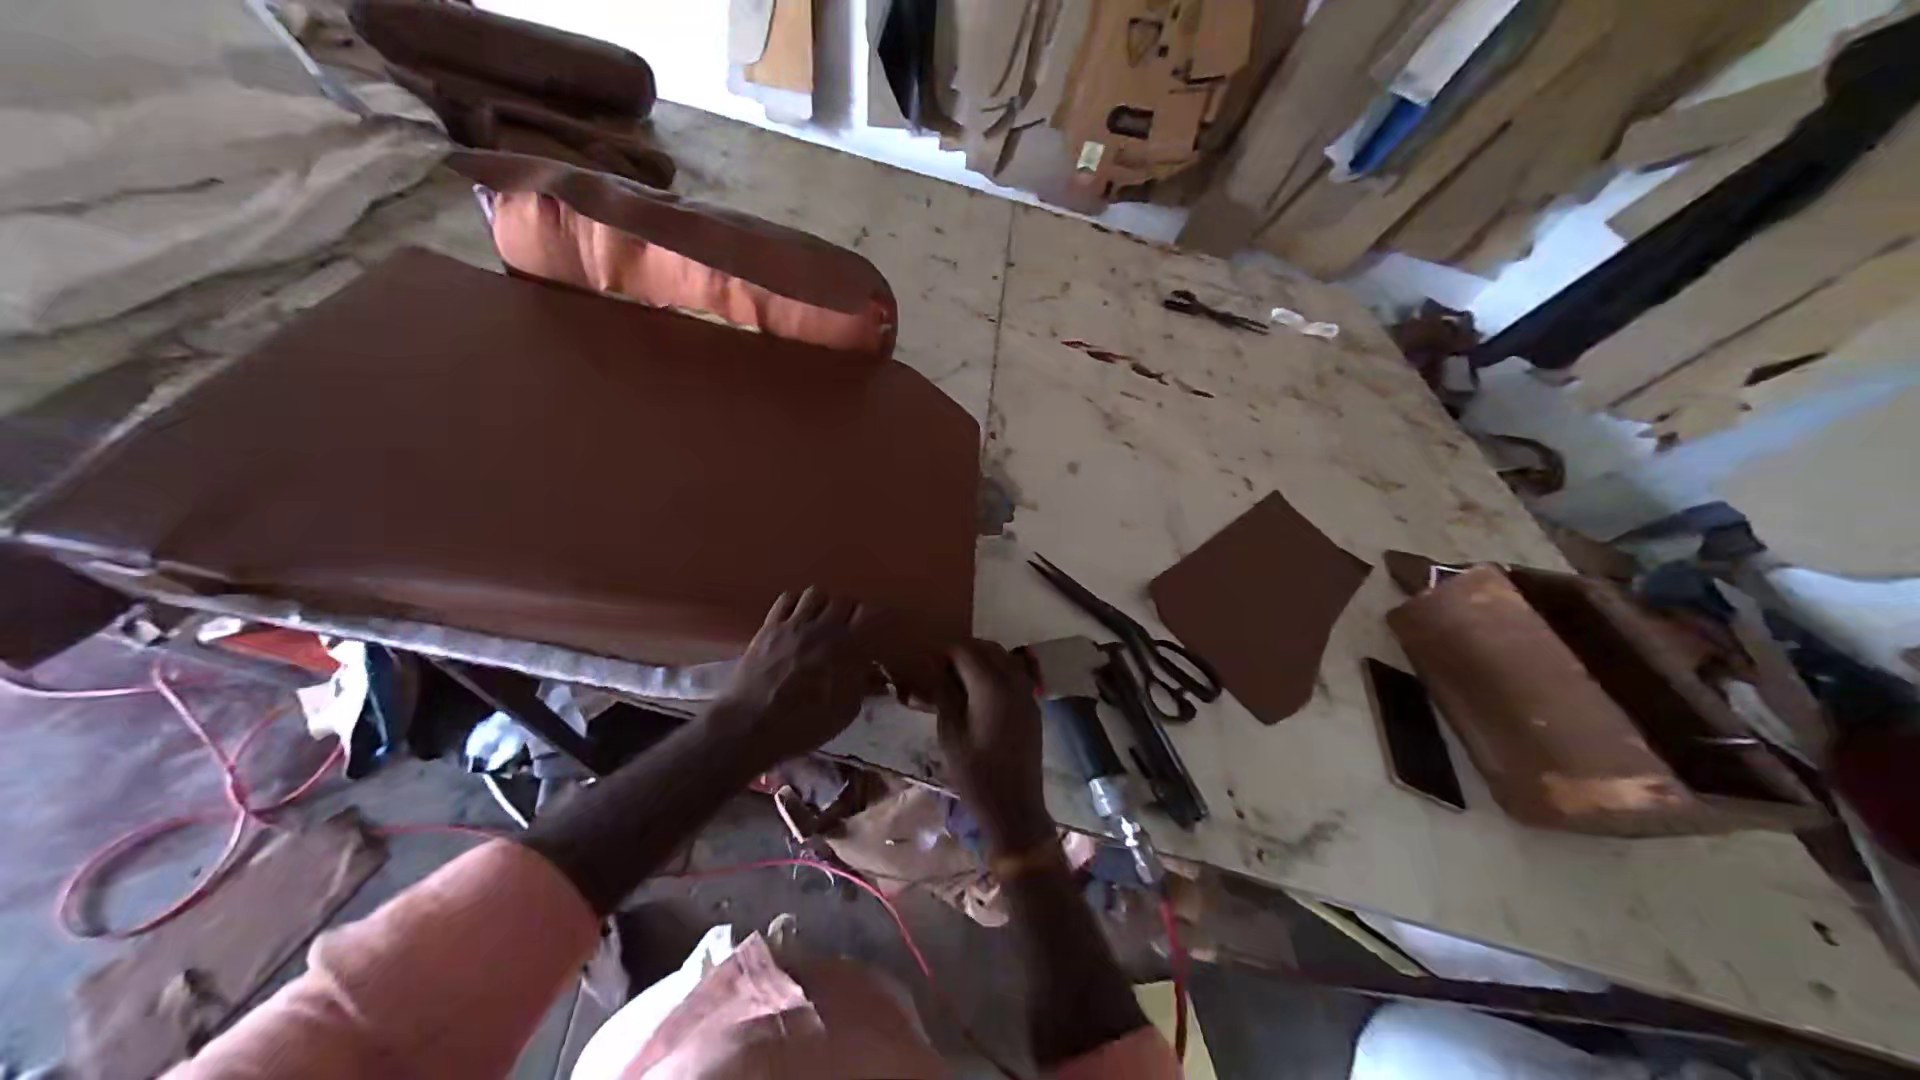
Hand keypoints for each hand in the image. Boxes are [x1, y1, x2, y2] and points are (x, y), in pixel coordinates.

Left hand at [706, 588, 878, 768]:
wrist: (753, 726)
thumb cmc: (806, 725)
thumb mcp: (845, 711)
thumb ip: (863, 685)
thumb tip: (875, 675)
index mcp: (849, 648)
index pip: (873, 614)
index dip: (879, 618)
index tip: (879, 629)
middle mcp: (824, 628)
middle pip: (845, 599)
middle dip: (851, 612)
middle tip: (848, 628)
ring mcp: (794, 624)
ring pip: (816, 593)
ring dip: (823, 604)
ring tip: (820, 620)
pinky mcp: (769, 626)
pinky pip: (786, 599)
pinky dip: (795, 604)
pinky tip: (795, 619)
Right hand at [937, 640, 1051, 848]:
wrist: (1014, 805)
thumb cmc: (975, 772)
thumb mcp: (949, 732)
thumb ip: (943, 693)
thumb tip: (934, 667)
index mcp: (991, 685)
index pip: (964, 650)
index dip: (943, 651)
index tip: (925, 660)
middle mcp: (1014, 681)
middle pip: (987, 648)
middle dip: (963, 651)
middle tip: (939, 667)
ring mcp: (1027, 692)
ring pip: (1003, 658)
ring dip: (980, 659)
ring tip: (956, 678)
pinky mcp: (1032, 705)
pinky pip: (1013, 674)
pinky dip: (995, 672)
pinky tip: (978, 691)